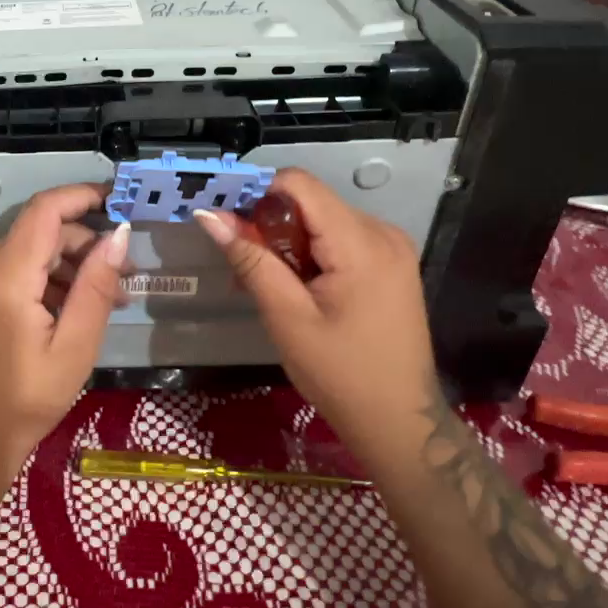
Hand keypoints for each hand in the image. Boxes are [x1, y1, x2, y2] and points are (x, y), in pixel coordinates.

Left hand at [0, 185, 129, 473]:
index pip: (43, 211)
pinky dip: (41, 279)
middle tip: (124, 276)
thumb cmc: (25, 402)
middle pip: (37, 232)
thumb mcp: (73, 349)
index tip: (117, 200)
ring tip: (104, 299)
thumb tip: (118, 234)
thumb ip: (95, 288)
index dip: (81, 196)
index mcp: (2, 280)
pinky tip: (68, 308)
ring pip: (25, 250)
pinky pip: (8, 269)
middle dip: (83, 244)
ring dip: (65, 264)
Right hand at [193, 169, 436, 446]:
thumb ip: (250, 259)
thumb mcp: (287, 317)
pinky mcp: (390, 264)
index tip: (230, 227)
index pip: (299, 184)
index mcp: (362, 243)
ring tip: (269, 287)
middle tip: (245, 271)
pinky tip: (298, 290)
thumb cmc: (340, 374)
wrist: (399, 423)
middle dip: (270, 227)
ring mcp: (391, 248)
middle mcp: (382, 232)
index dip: (257, 196)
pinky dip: (310, 254)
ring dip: (287, 242)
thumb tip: (209, 216)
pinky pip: (339, 239)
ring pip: (321, 220)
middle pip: (310, 202)